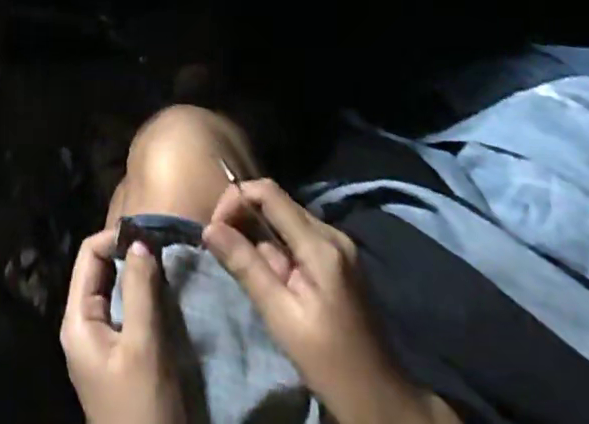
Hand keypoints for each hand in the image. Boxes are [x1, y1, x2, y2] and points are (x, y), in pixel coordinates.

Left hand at [60, 229, 185, 423]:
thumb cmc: (142, 407)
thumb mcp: (143, 346)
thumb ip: (139, 290)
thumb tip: (139, 240)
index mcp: (77, 319)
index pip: (89, 255)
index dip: (116, 238)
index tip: (152, 234)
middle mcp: (84, 324)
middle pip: (101, 269)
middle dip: (130, 252)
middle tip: (165, 244)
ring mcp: (101, 340)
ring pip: (116, 288)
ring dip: (140, 272)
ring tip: (170, 262)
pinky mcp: (120, 352)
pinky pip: (128, 309)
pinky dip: (145, 294)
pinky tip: (168, 290)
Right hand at [204, 180, 450, 423]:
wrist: (378, 395)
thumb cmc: (327, 360)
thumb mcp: (280, 315)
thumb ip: (246, 266)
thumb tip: (210, 229)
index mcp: (320, 244)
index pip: (269, 193)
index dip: (236, 199)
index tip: (216, 230)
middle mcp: (332, 233)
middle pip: (278, 203)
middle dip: (245, 218)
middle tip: (224, 250)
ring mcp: (339, 246)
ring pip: (286, 220)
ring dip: (260, 235)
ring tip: (247, 270)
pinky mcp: (338, 259)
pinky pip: (298, 237)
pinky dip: (277, 247)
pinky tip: (271, 277)